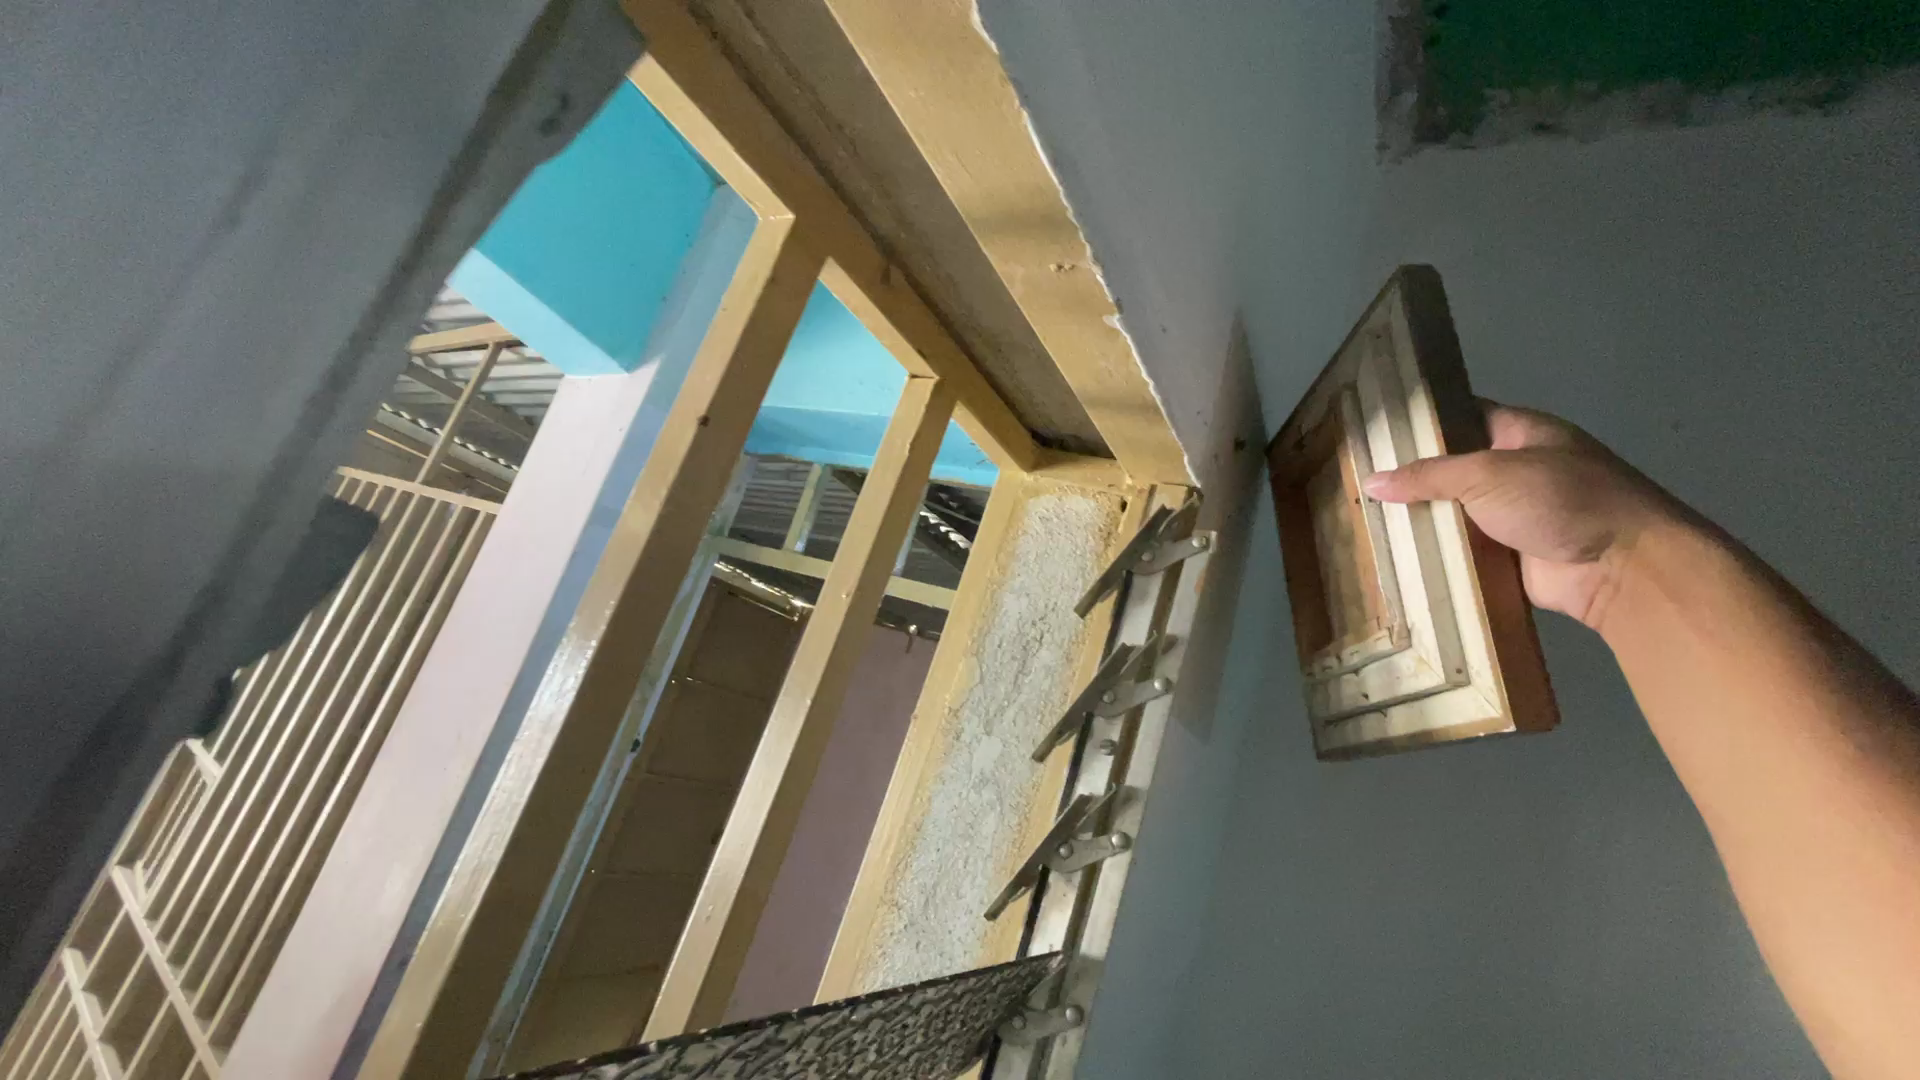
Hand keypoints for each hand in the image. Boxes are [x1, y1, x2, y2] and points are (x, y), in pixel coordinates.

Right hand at [1361, 402, 1682, 631]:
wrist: (1621, 568)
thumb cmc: (1562, 500)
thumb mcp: (1489, 473)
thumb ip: (1428, 476)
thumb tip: (1371, 482)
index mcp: (1520, 433)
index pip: (1460, 414)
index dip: (1419, 419)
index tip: (1373, 428)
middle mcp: (1512, 469)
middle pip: (1448, 467)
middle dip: (1405, 474)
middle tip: (1352, 475)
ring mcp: (1508, 514)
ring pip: (1448, 511)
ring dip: (1414, 517)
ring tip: (1358, 516)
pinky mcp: (1503, 554)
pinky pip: (1457, 548)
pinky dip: (1429, 552)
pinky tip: (1388, 553)